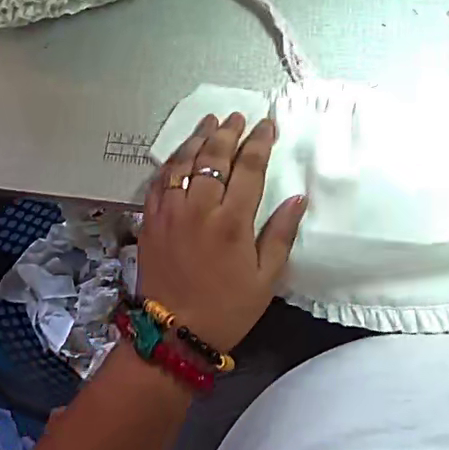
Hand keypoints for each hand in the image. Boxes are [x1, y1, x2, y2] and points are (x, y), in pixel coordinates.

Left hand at [138, 113, 308, 352]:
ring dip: (199, 138)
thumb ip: (280, 233)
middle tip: (239, 116)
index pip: (249, 167)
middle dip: (229, 132)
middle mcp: (199, 208)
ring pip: (184, 162)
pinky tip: (180, 152)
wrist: (174, 334)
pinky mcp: (150, 219)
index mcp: (232, 221)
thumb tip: (298, 197)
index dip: (260, 142)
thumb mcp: (266, 278)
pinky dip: (172, 161)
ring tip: (211, 121)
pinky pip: (160, 180)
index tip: (268, 126)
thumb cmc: (227, 308)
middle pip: (214, 156)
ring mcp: (170, 211)